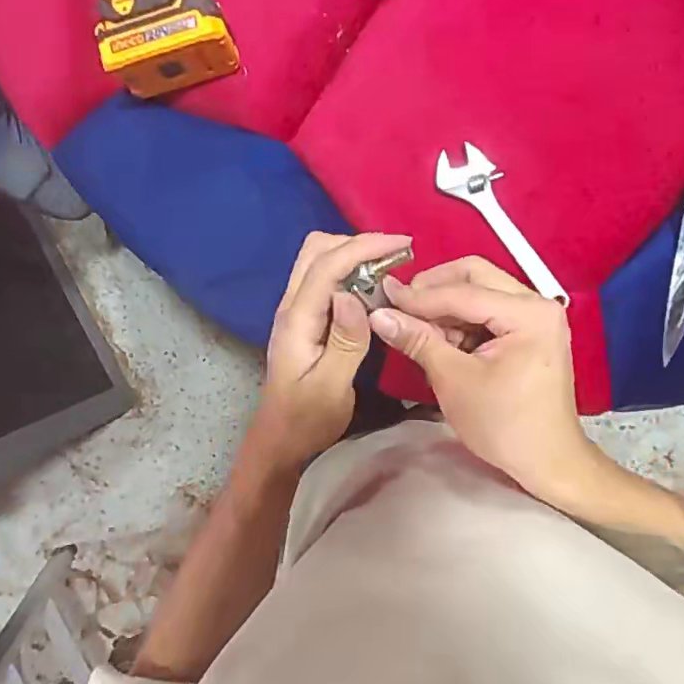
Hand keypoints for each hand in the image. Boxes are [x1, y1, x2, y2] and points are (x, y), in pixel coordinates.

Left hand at [244, 232, 411, 470]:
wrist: (280, 440)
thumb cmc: (306, 420)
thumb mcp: (331, 387)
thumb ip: (344, 341)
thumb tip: (351, 295)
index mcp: (296, 320)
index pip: (326, 266)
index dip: (364, 247)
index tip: (404, 245)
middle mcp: (291, 308)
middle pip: (316, 251)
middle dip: (357, 243)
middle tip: (398, 256)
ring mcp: (295, 313)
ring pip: (317, 262)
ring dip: (352, 255)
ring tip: (391, 268)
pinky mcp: (304, 322)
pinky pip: (324, 282)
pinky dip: (349, 273)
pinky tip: (373, 288)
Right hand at [369, 257, 614, 507]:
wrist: (546, 461)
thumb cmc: (503, 424)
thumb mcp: (453, 380)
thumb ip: (417, 340)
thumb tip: (379, 315)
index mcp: (528, 313)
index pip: (462, 291)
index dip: (417, 295)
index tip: (380, 297)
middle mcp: (536, 304)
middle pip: (474, 276)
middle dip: (432, 289)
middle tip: (397, 305)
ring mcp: (534, 317)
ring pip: (477, 292)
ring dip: (442, 306)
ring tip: (411, 326)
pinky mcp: (526, 332)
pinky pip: (484, 312)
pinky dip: (457, 321)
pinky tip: (434, 338)